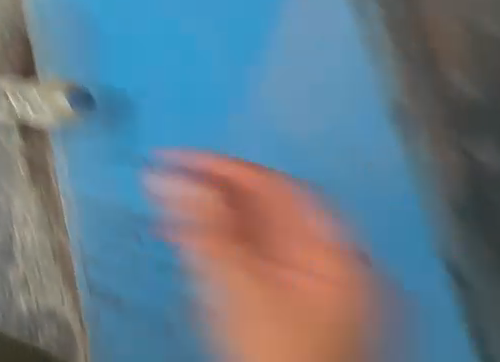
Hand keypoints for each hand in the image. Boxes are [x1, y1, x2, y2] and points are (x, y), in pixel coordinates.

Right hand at [149, 151, 377, 361]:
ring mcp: (319, 288)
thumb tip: (168, 173)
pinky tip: (184, 238)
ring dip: (207, 213)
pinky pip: (254, 254)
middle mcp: (336, 265)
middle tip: (164, 176)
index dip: (225, 166)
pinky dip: (217, 240)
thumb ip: (203, 222)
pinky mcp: (296, 304)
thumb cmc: (275, 345)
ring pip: (257, 231)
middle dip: (210, 189)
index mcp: (335, 254)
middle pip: (268, 208)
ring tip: (164, 205)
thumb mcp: (235, 279)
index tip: (176, 157)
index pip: (279, 187)